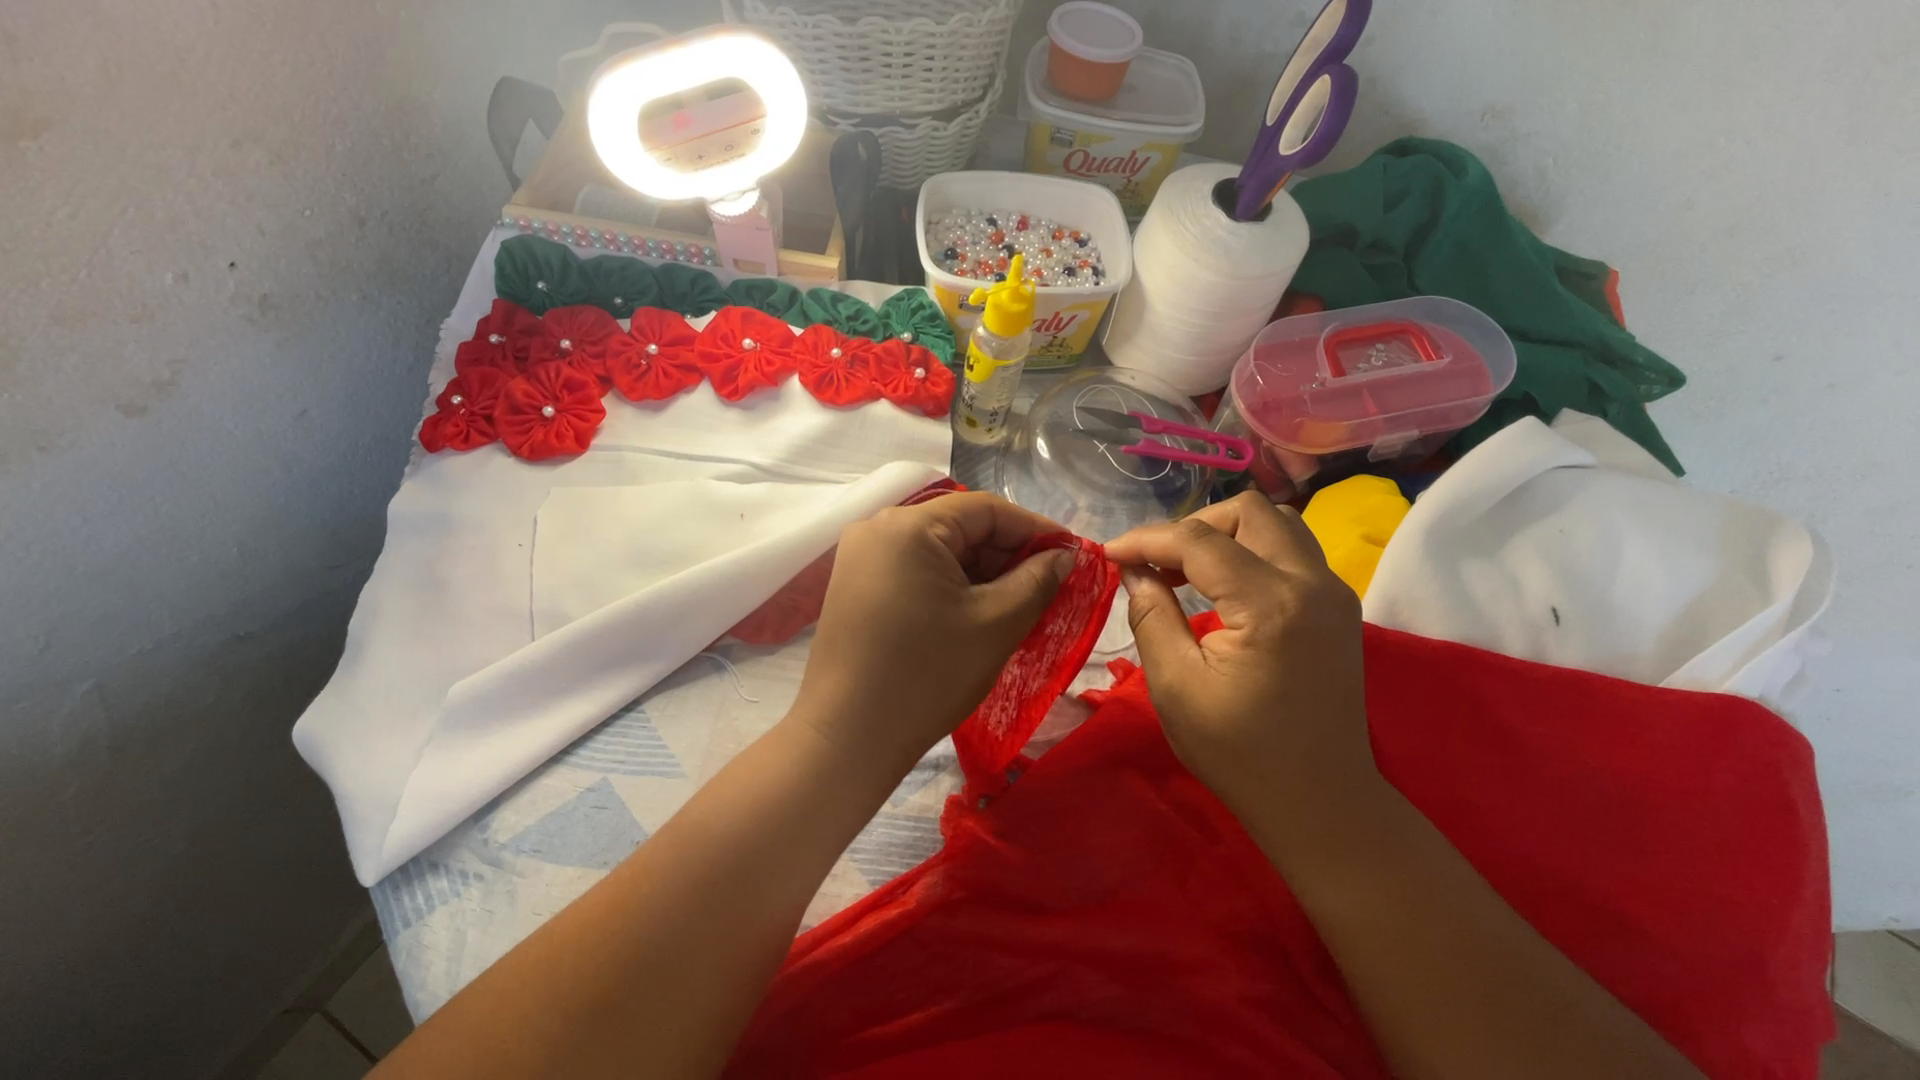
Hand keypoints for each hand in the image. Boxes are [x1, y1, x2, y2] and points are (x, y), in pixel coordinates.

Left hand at [791, 493, 1072, 771]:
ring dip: (982, 574)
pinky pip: (915, 572)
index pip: (986, 509)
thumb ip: (1037, 580)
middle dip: (1007, 555)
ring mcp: (861, 560)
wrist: (848, 737)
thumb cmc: (928, 675)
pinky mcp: (855, 589)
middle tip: (1050, 586)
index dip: (1035, 530)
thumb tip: (1064, 557)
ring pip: (938, 552)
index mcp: (908, 526)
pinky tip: (979, 614)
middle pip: (959, 527)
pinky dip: (951, 587)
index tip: (1073, 554)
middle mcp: (878, 529)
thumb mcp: (996, 623)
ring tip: (1020, 604)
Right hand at [1105, 493, 1376, 818]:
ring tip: (1187, 571)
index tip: (1110, 554)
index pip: (1200, 541)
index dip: (1148, 540)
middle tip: (1155, 563)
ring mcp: (1334, 593)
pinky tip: (1223, 587)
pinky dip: (1253, 551)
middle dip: (1193, 526)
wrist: (1319, 800)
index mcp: (1270, 604)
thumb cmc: (1239, 753)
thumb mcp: (1176, 687)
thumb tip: (1135, 571)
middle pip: (1249, 511)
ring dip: (1227, 533)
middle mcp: (1312, 583)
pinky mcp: (1339, 607)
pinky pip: (1294, 551)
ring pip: (1279, 523)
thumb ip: (1151, 616)